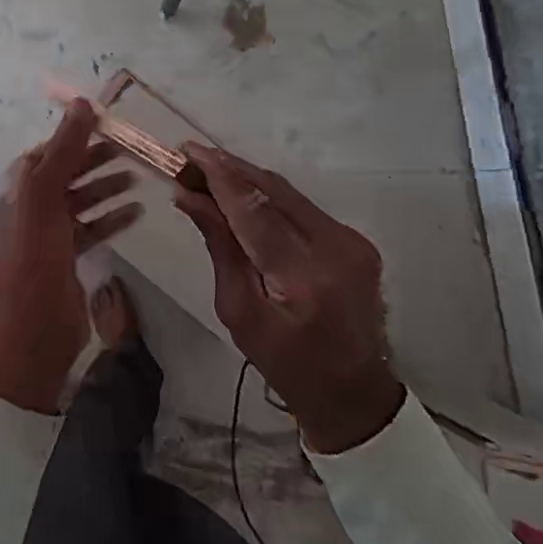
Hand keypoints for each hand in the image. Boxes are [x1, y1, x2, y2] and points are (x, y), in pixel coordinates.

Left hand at [0, 99, 143, 412]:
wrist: (35, 332)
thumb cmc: (36, 260)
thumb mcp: (44, 199)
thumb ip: (63, 152)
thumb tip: (81, 105)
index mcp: (18, 192)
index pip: (46, 153)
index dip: (73, 137)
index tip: (106, 125)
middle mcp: (30, 209)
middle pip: (65, 173)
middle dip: (94, 159)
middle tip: (129, 149)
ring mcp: (49, 235)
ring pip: (80, 200)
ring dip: (106, 187)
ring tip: (137, 177)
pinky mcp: (67, 257)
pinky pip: (91, 228)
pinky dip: (112, 217)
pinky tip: (137, 212)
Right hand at [174, 145, 404, 452]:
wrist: (353, 392)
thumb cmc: (285, 363)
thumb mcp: (239, 312)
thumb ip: (219, 248)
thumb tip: (190, 198)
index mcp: (305, 277)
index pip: (254, 210)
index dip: (219, 176)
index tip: (188, 151)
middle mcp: (336, 248)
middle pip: (274, 191)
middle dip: (228, 169)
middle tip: (189, 158)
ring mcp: (351, 241)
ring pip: (287, 193)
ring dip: (245, 178)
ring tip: (206, 170)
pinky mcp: (354, 240)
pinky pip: (300, 206)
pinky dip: (266, 195)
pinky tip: (239, 193)